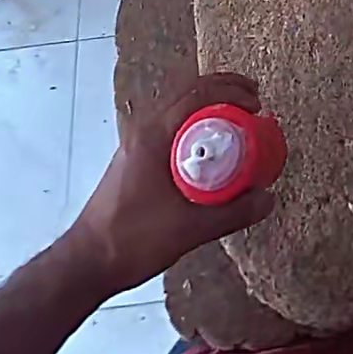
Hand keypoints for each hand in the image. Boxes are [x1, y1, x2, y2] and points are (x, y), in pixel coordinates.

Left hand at [66, 72, 276, 295]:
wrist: (84, 265)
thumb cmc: (131, 241)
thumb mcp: (188, 229)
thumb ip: (232, 214)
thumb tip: (268, 198)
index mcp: (153, 136)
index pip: (197, 94)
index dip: (231, 91)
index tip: (256, 104)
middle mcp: (144, 131)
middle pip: (189, 92)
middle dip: (225, 89)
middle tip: (255, 101)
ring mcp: (138, 143)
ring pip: (180, 108)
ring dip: (211, 104)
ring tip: (240, 116)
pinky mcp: (138, 158)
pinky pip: (174, 126)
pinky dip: (198, 123)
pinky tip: (213, 146)